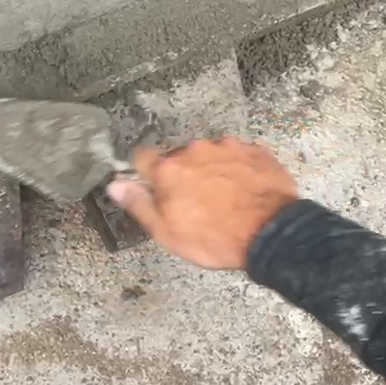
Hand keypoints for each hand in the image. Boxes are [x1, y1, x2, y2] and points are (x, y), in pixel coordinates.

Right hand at [106, 139, 298, 269]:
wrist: (270, 234)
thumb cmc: (215, 237)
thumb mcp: (166, 231)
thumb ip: (138, 203)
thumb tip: (115, 185)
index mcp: (168, 169)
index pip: (142, 157)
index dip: (146, 174)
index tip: (154, 189)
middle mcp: (195, 150)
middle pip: (178, 156)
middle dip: (181, 174)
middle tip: (193, 202)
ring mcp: (227, 147)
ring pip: (208, 155)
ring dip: (209, 170)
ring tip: (222, 198)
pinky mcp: (254, 151)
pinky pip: (236, 156)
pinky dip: (235, 170)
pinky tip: (242, 191)